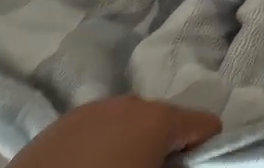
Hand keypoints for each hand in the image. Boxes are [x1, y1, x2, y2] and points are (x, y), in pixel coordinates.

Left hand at [7, 95, 222, 167]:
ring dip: (129, 147)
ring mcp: (91, 111)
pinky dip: (98, 150)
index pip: (207, 125)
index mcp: (160, 117)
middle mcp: (131, 102)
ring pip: (129, 125)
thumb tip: (180, 165)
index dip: (202, 153)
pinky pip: (95, 132)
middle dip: (162, 150)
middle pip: (167, 123)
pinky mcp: (57, 126)